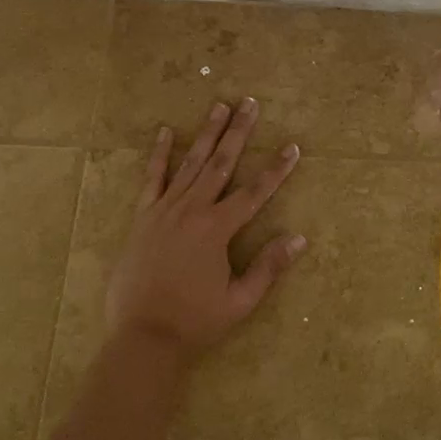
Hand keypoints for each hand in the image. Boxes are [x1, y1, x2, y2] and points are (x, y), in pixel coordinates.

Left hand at [104, 98, 306, 363]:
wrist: (142, 337)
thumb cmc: (194, 322)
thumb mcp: (239, 301)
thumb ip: (268, 267)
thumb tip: (299, 238)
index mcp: (218, 229)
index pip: (255, 192)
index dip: (276, 169)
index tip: (293, 147)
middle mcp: (193, 210)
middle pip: (221, 163)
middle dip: (239, 131)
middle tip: (250, 102)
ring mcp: (165, 210)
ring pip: (191, 163)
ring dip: (207, 133)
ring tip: (219, 106)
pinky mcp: (143, 217)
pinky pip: (153, 179)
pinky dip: (160, 154)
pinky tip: (166, 132)